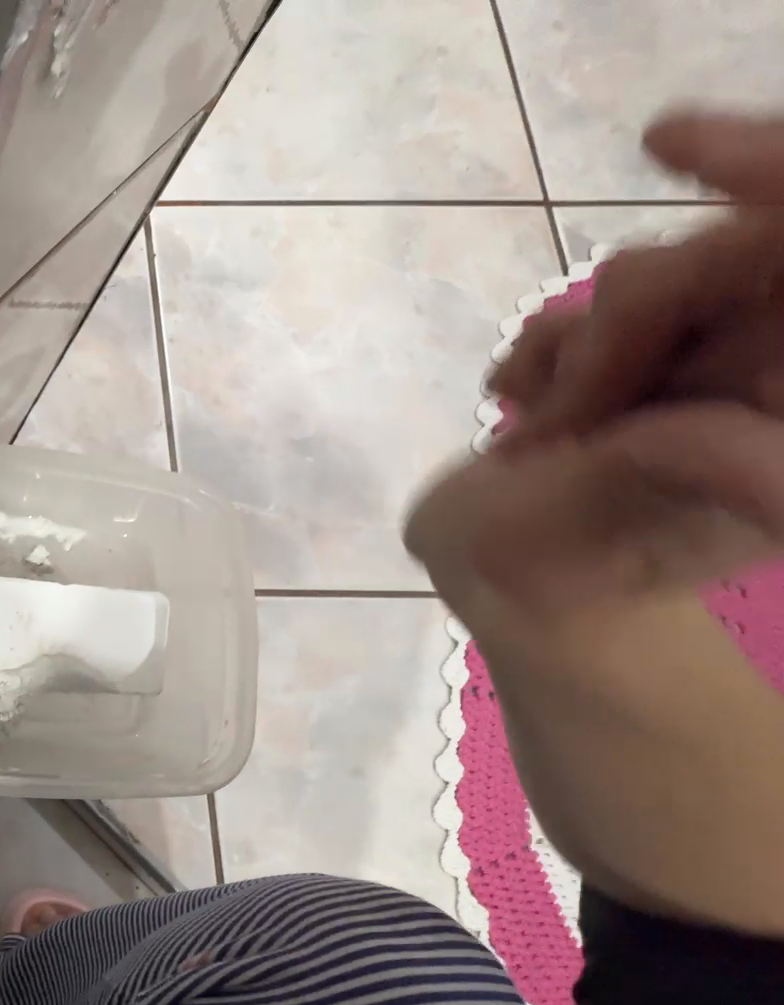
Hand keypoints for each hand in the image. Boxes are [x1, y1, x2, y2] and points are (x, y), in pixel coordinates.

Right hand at [413, 110, 783, 615]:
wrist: (518, 587)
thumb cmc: (588, 563)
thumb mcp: (679, 507)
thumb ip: (717, 453)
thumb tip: (681, 418)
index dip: (758, 174)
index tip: (663, 145)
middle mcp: (770, 359)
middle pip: (711, 259)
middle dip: (616, 318)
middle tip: (555, 402)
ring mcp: (702, 362)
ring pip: (637, 285)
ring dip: (567, 346)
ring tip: (527, 420)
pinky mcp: (635, 369)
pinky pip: (588, 313)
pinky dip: (544, 349)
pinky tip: (518, 398)